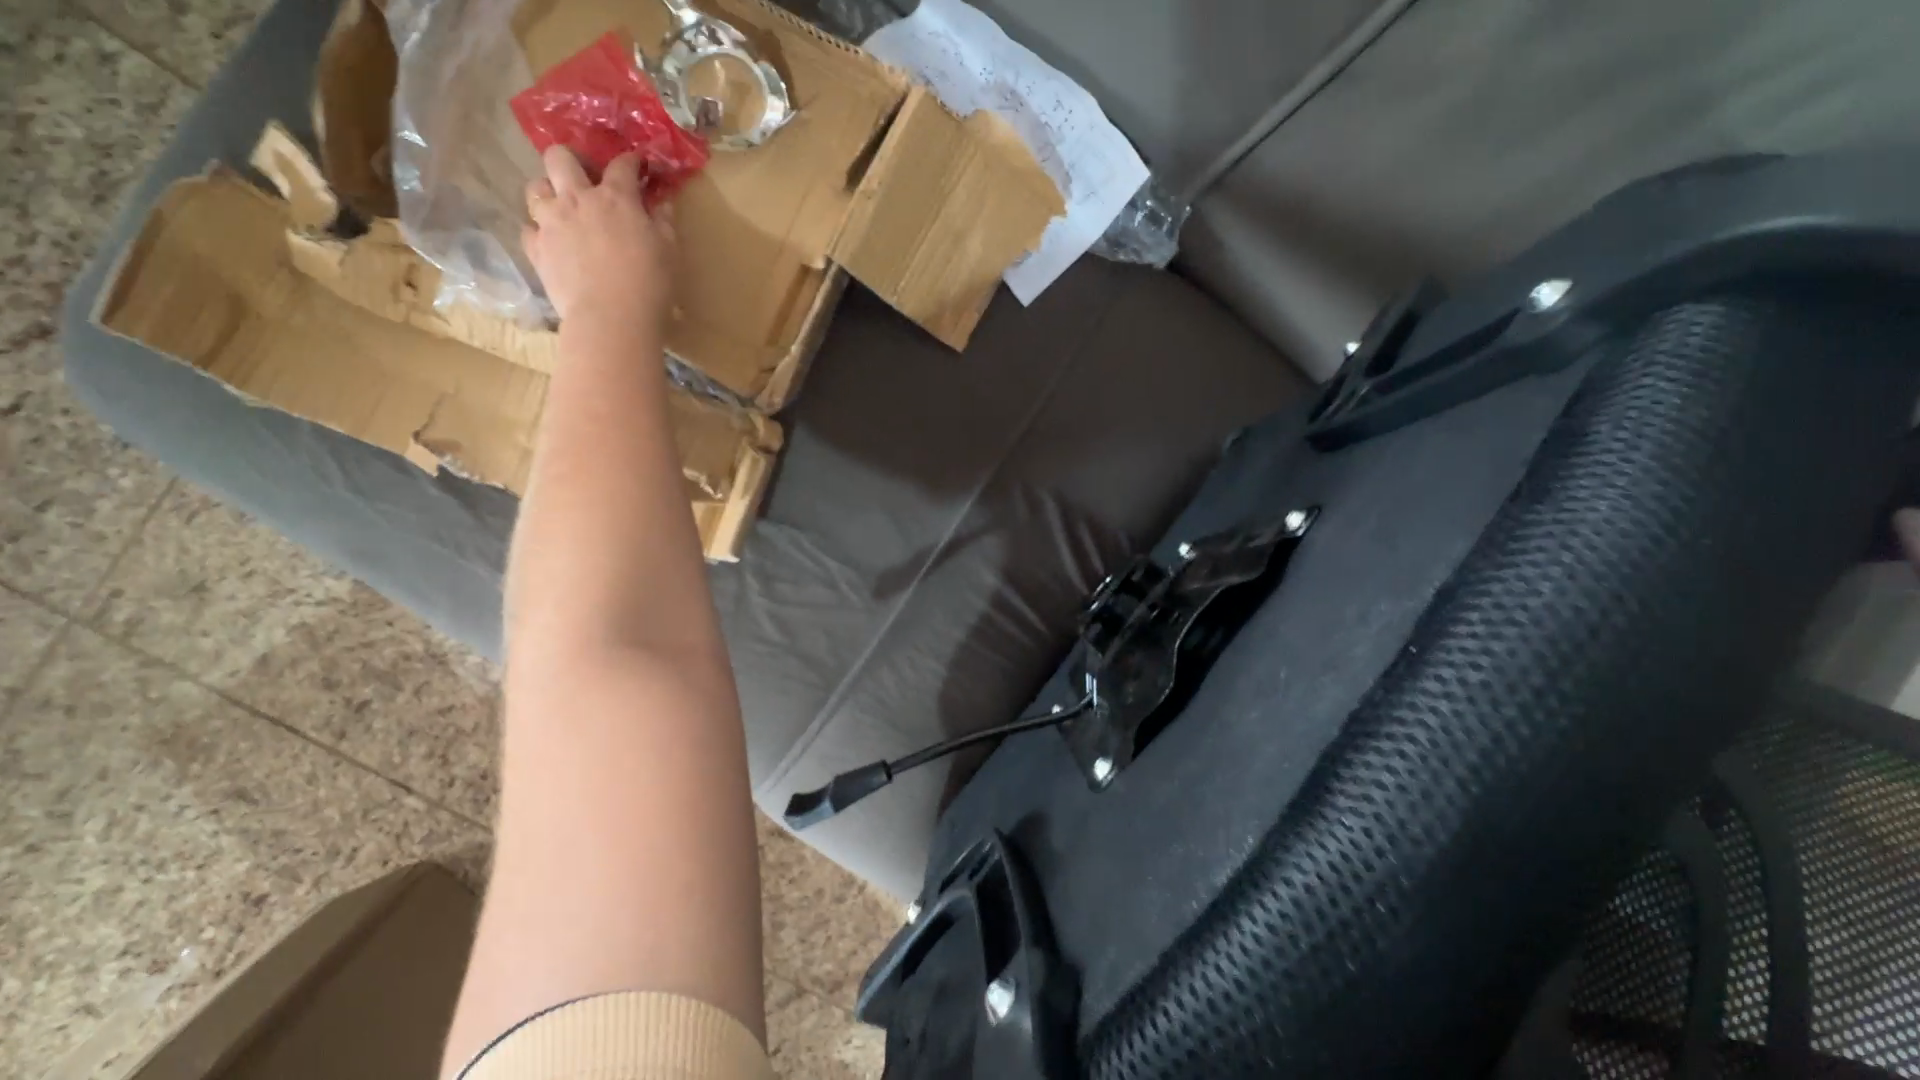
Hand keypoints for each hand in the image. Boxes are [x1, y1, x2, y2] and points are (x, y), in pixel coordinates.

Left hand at [523, 146, 677, 327]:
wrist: (611, 318)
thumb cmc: (650, 284)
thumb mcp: (669, 251)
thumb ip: (664, 222)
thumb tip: (662, 204)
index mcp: (616, 198)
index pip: (622, 165)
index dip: (630, 161)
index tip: (637, 165)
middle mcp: (578, 200)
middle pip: (560, 158)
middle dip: (571, 159)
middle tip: (584, 176)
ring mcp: (552, 223)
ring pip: (535, 188)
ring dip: (548, 192)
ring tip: (561, 207)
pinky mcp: (536, 249)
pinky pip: (528, 229)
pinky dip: (538, 231)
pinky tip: (550, 241)